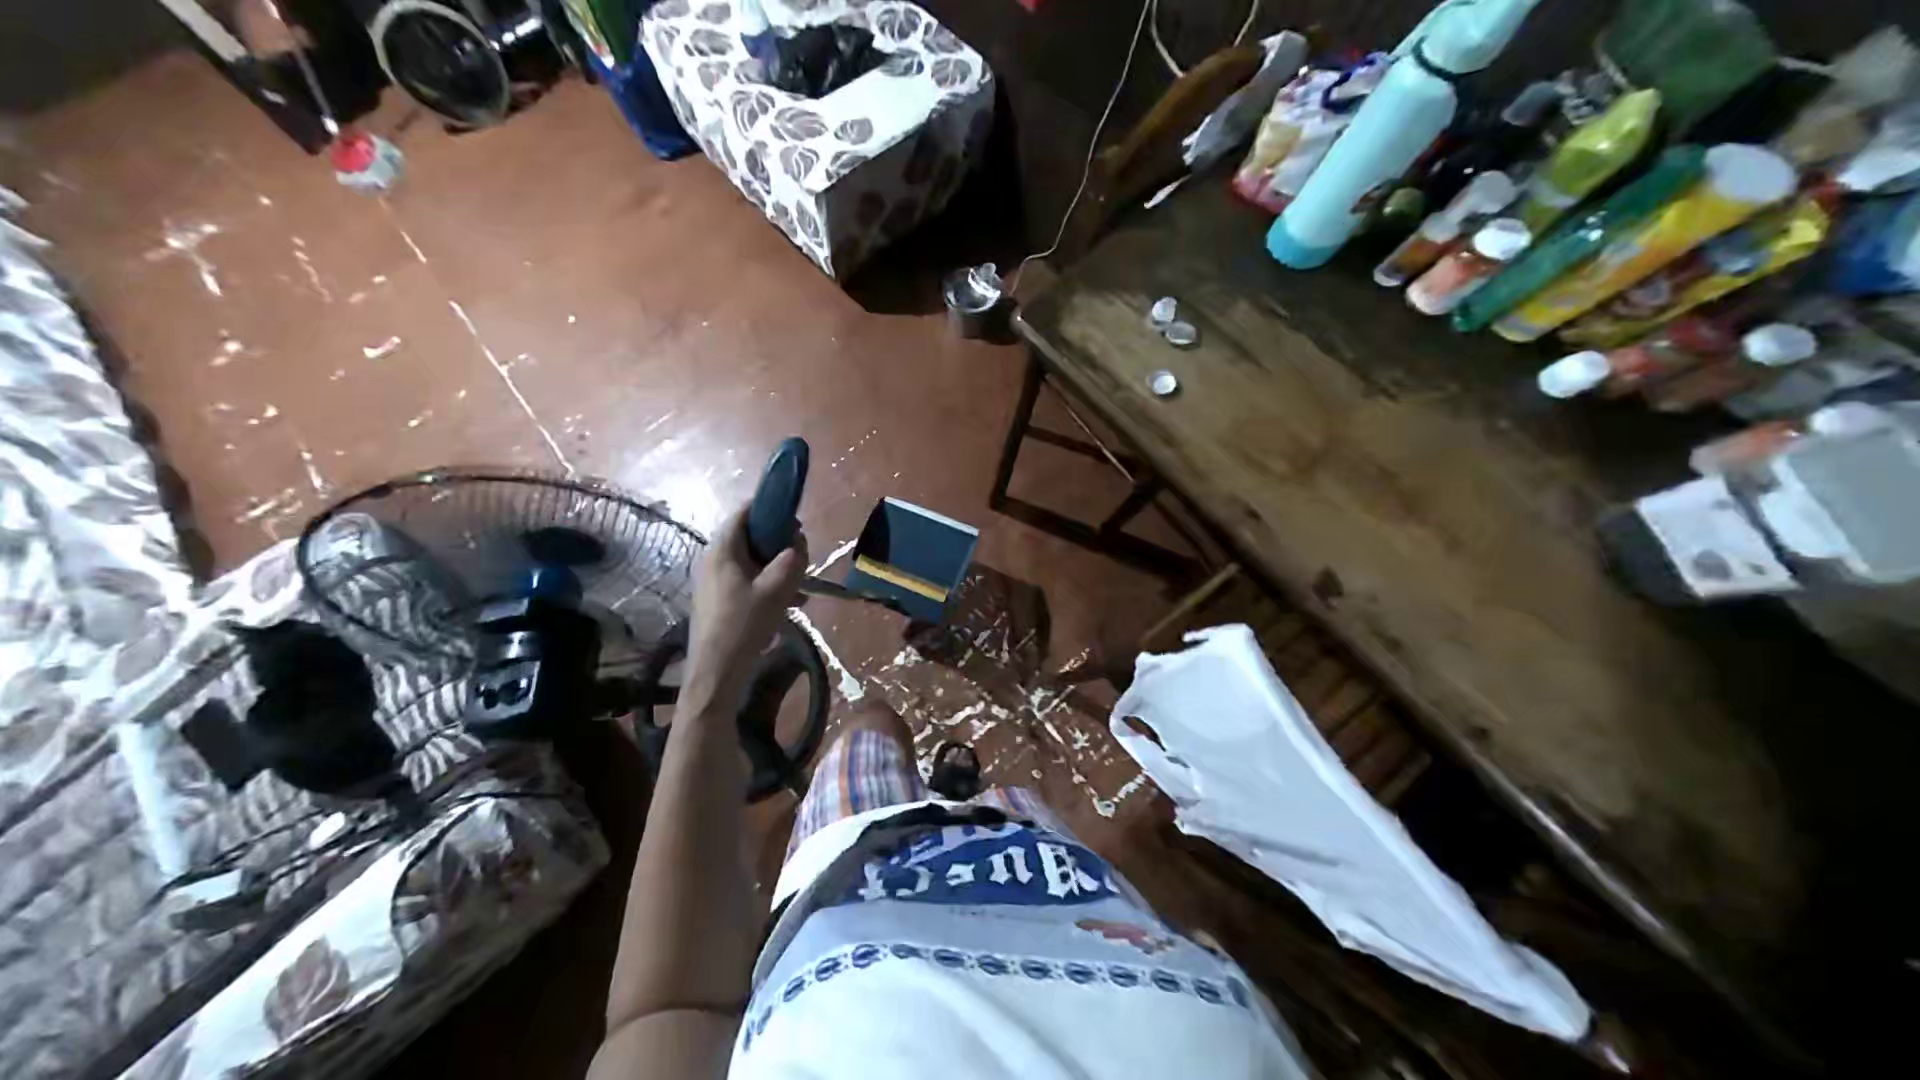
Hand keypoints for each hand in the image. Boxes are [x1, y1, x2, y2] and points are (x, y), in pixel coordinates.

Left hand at [680, 507, 806, 716]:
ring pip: (751, 562)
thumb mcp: (776, 591)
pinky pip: (747, 581)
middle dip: (778, 543)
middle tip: (801, 555)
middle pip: (749, 538)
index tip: (793, 517)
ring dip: (777, 567)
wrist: (716, 672)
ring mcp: (713, 582)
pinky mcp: (718, 600)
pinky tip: (790, 604)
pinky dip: (768, 584)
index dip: (768, 508)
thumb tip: (798, 542)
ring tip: (801, 585)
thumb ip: (791, 562)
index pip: (743, 513)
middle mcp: (713, 560)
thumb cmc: (743, 625)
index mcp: (722, 551)